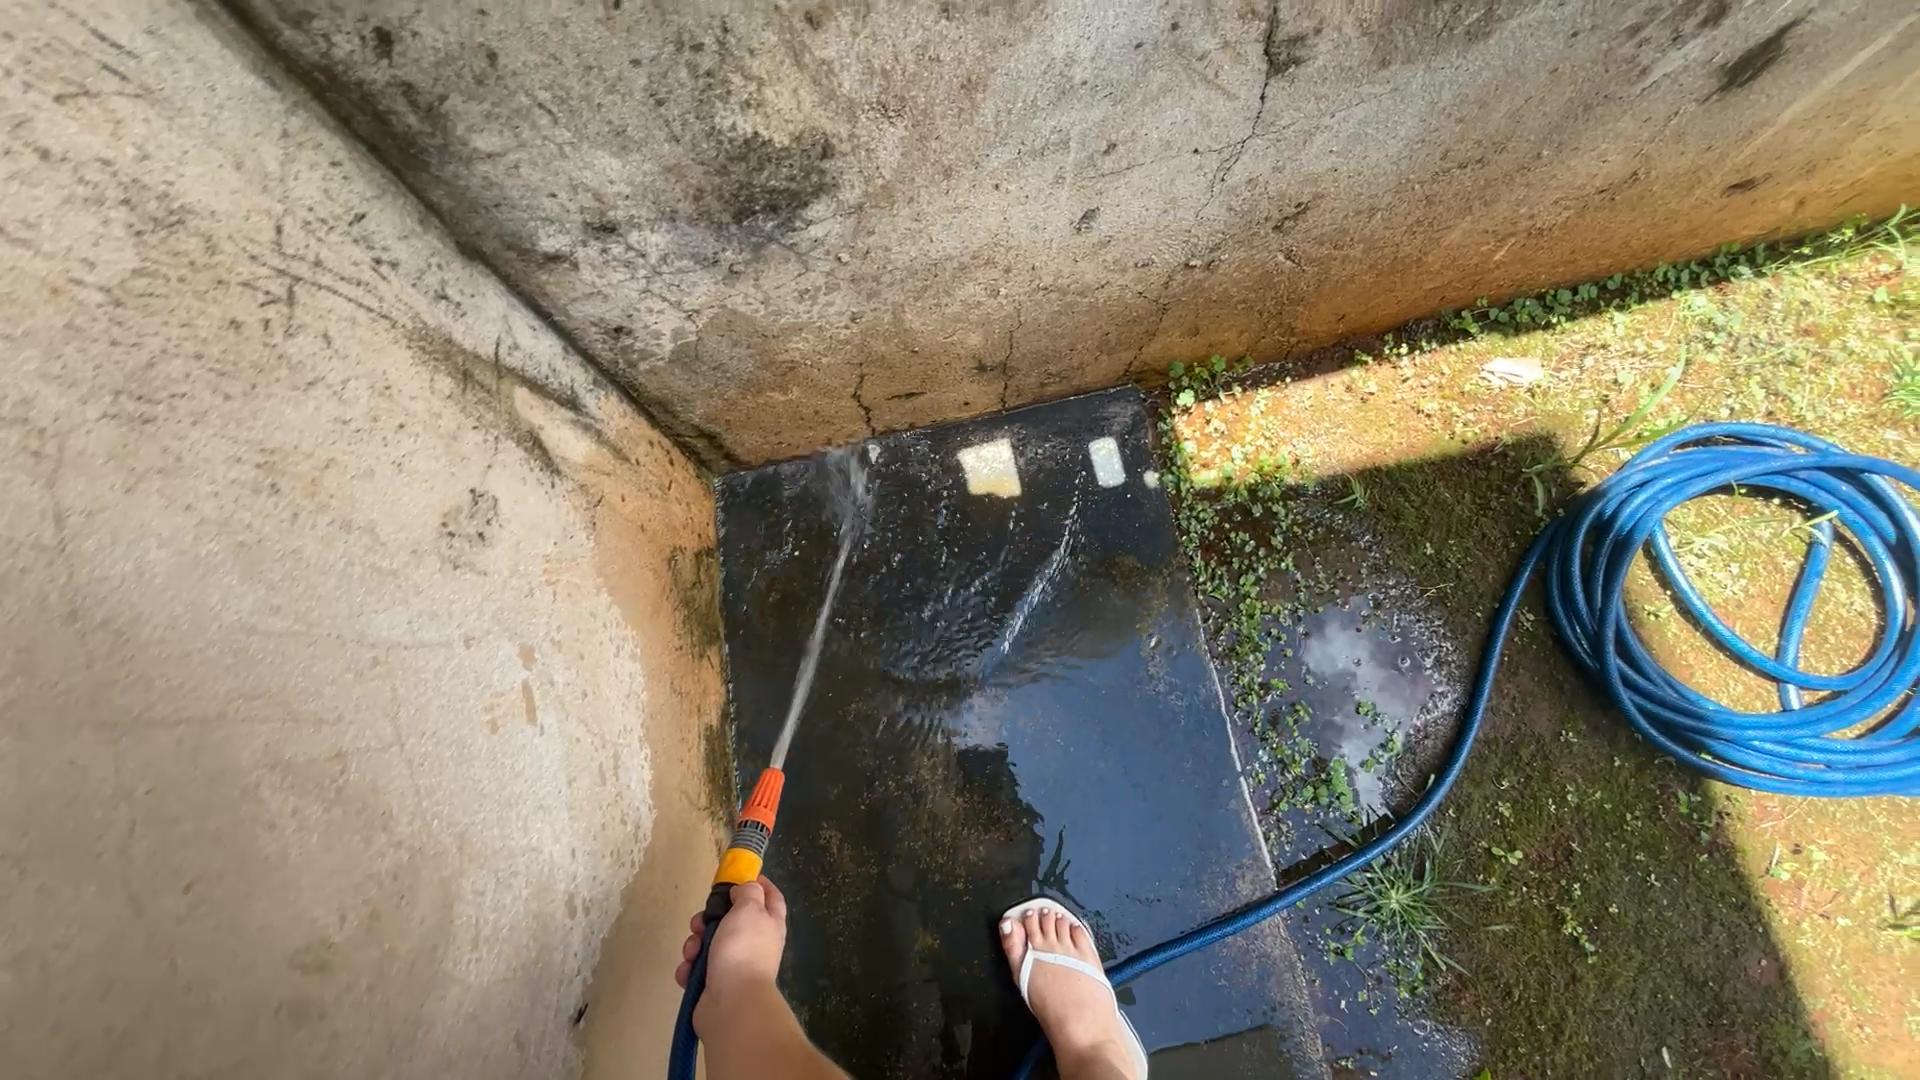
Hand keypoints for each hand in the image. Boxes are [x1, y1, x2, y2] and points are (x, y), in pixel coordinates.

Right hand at [675, 876, 788, 1017]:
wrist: (731, 1003)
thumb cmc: (743, 949)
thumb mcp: (749, 908)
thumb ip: (748, 892)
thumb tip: (743, 890)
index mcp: (770, 923)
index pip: (771, 897)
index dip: (759, 884)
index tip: (740, 877)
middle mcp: (754, 942)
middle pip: (731, 920)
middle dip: (710, 918)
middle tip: (699, 922)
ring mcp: (734, 965)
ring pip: (709, 944)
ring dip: (695, 945)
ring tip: (692, 952)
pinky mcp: (714, 985)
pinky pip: (698, 969)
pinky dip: (690, 969)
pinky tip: (688, 972)